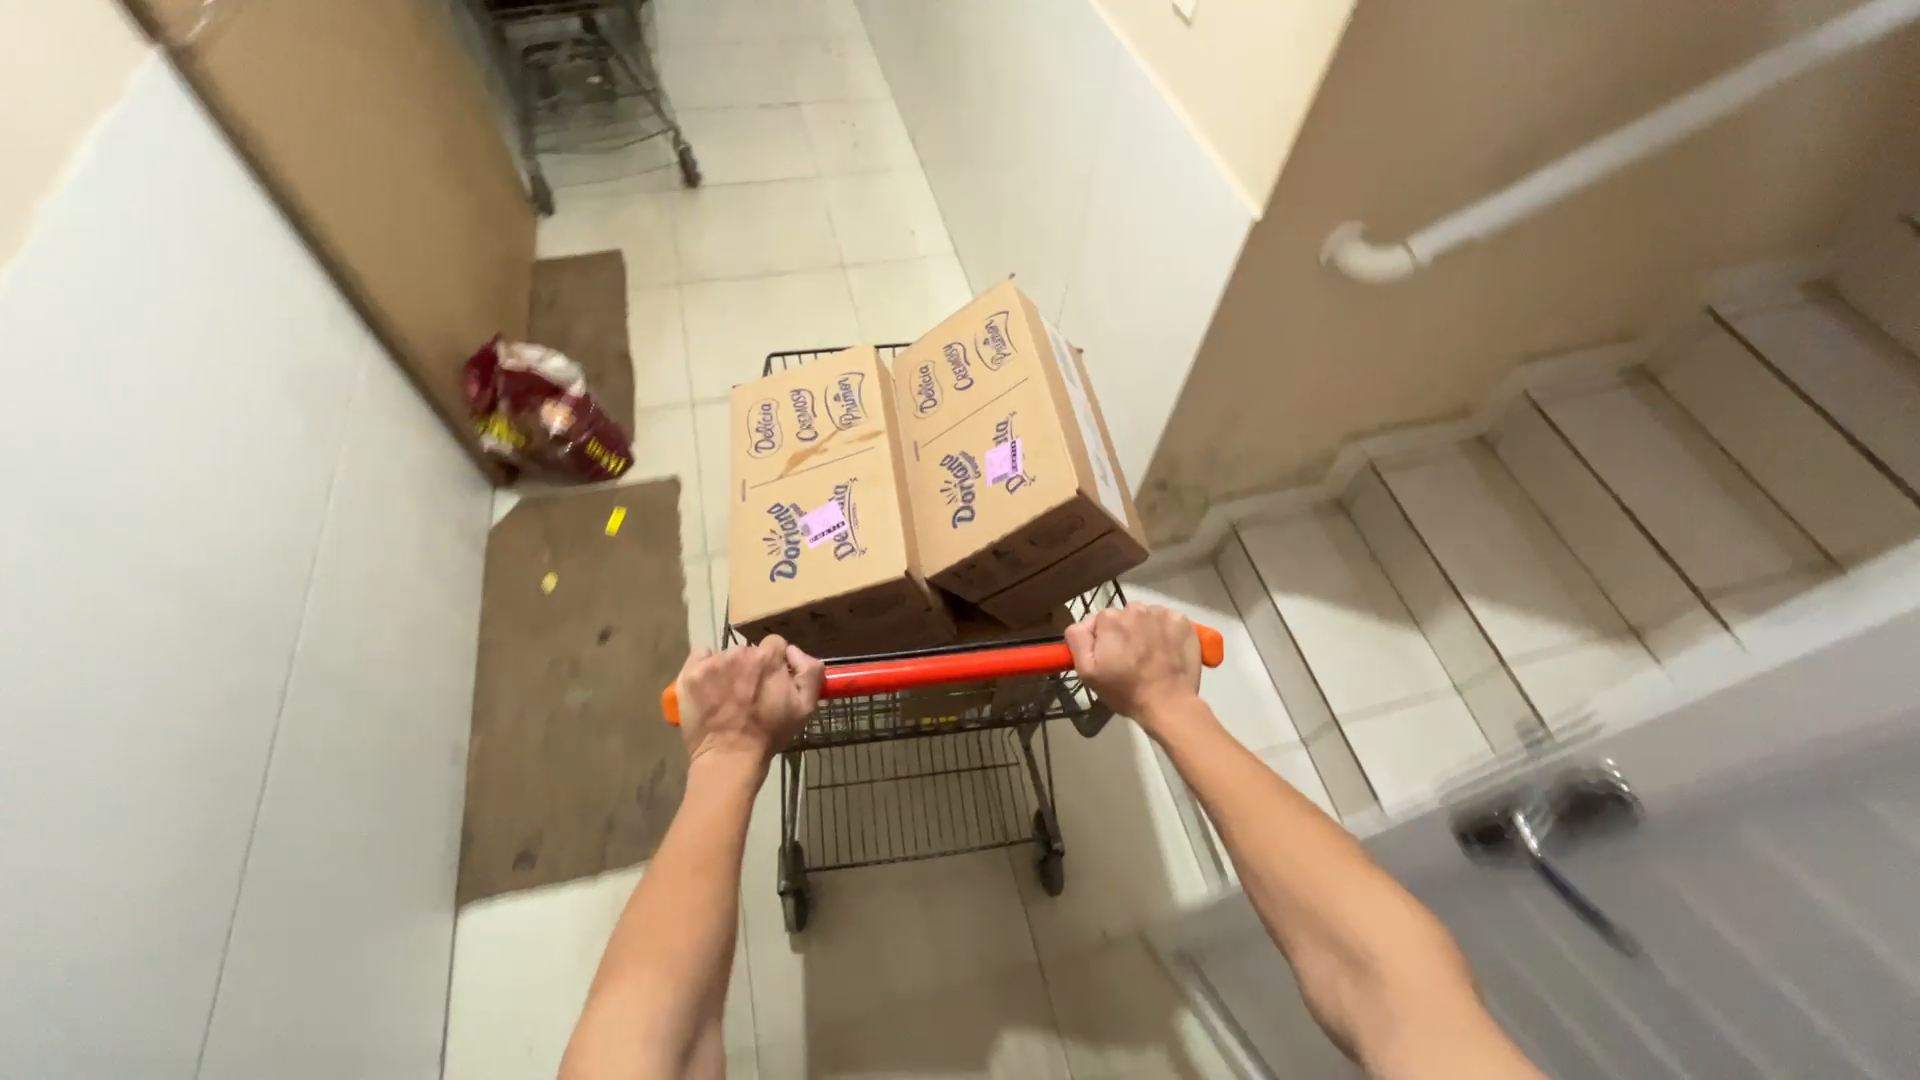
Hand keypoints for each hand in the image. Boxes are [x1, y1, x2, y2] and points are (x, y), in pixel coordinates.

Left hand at [673, 635, 823, 765]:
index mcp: (768, 657)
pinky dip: (705, 666)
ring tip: (728, 696)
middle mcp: (740, 653)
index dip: (776, 661)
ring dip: (729, 670)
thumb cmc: (770, 733)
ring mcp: (712, 662)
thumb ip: (810, 671)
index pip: (775, 644)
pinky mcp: (690, 673)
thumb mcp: (805, 706)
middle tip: (750, 694)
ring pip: (726, 656)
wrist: (730, 756)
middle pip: (749, 651)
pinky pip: (700, 656)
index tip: (772, 680)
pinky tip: (708, 685)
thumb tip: (794, 651)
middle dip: (752, 667)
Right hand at [1065, 604, 1201, 736]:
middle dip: (1123, 632)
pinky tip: (1165, 649)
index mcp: (1109, 619)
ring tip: (1149, 655)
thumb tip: (1084, 623)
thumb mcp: (1087, 671)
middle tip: (1129, 658)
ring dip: (1144, 630)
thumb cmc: (1124, 690)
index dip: (1102, 639)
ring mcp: (1161, 614)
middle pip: (1123, 616)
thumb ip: (1078, 639)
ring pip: (1145, 616)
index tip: (1110, 658)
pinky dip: (1165, 631)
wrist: (1168, 703)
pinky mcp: (1182, 622)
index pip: (1099, 621)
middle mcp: (1135, 609)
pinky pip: (1167, 620)